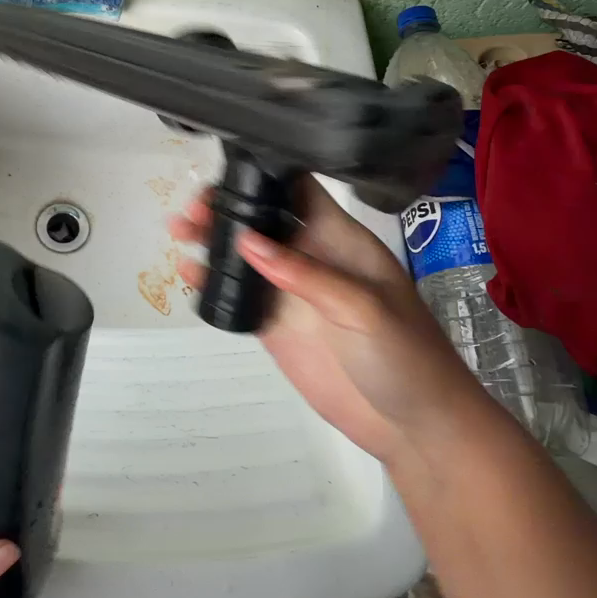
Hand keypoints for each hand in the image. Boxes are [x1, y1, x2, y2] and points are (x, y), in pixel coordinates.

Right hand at [169, 180, 478, 458]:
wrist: (416, 428)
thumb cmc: (406, 356)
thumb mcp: (364, 309)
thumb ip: (306, 274)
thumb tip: (247, 240)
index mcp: (340, 240)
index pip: (300, 191)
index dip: (266, 173)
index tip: (226, 169)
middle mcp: (311, 257)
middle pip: (261, 219)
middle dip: (226, 206)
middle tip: (193, 211)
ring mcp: (291, 293)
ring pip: (243, 255)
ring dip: (212, 240)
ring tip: (180, 233)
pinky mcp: (276, 327)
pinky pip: (239, 297)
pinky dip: (212, 283)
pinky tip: (188, 275)